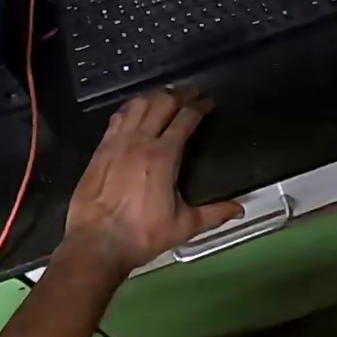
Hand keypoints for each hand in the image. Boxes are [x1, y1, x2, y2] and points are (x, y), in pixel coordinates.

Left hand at [63, 87, 243, 274]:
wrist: (95, 244)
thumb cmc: (142, 234)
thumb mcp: (183, 226)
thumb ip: (213, 214)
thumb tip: (240, 209)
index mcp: (164, 155)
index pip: (186, 119)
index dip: (199, 107)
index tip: (208, 102)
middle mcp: (141, 140)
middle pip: (163, 103)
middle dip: (180, 93)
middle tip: (192, 92)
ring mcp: (118, 141)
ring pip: (139, 104)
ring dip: (156, 95)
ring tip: (167, 94)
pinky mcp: (101, 148)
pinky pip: (118, 117)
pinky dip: (131, 107)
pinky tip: (137, 108)